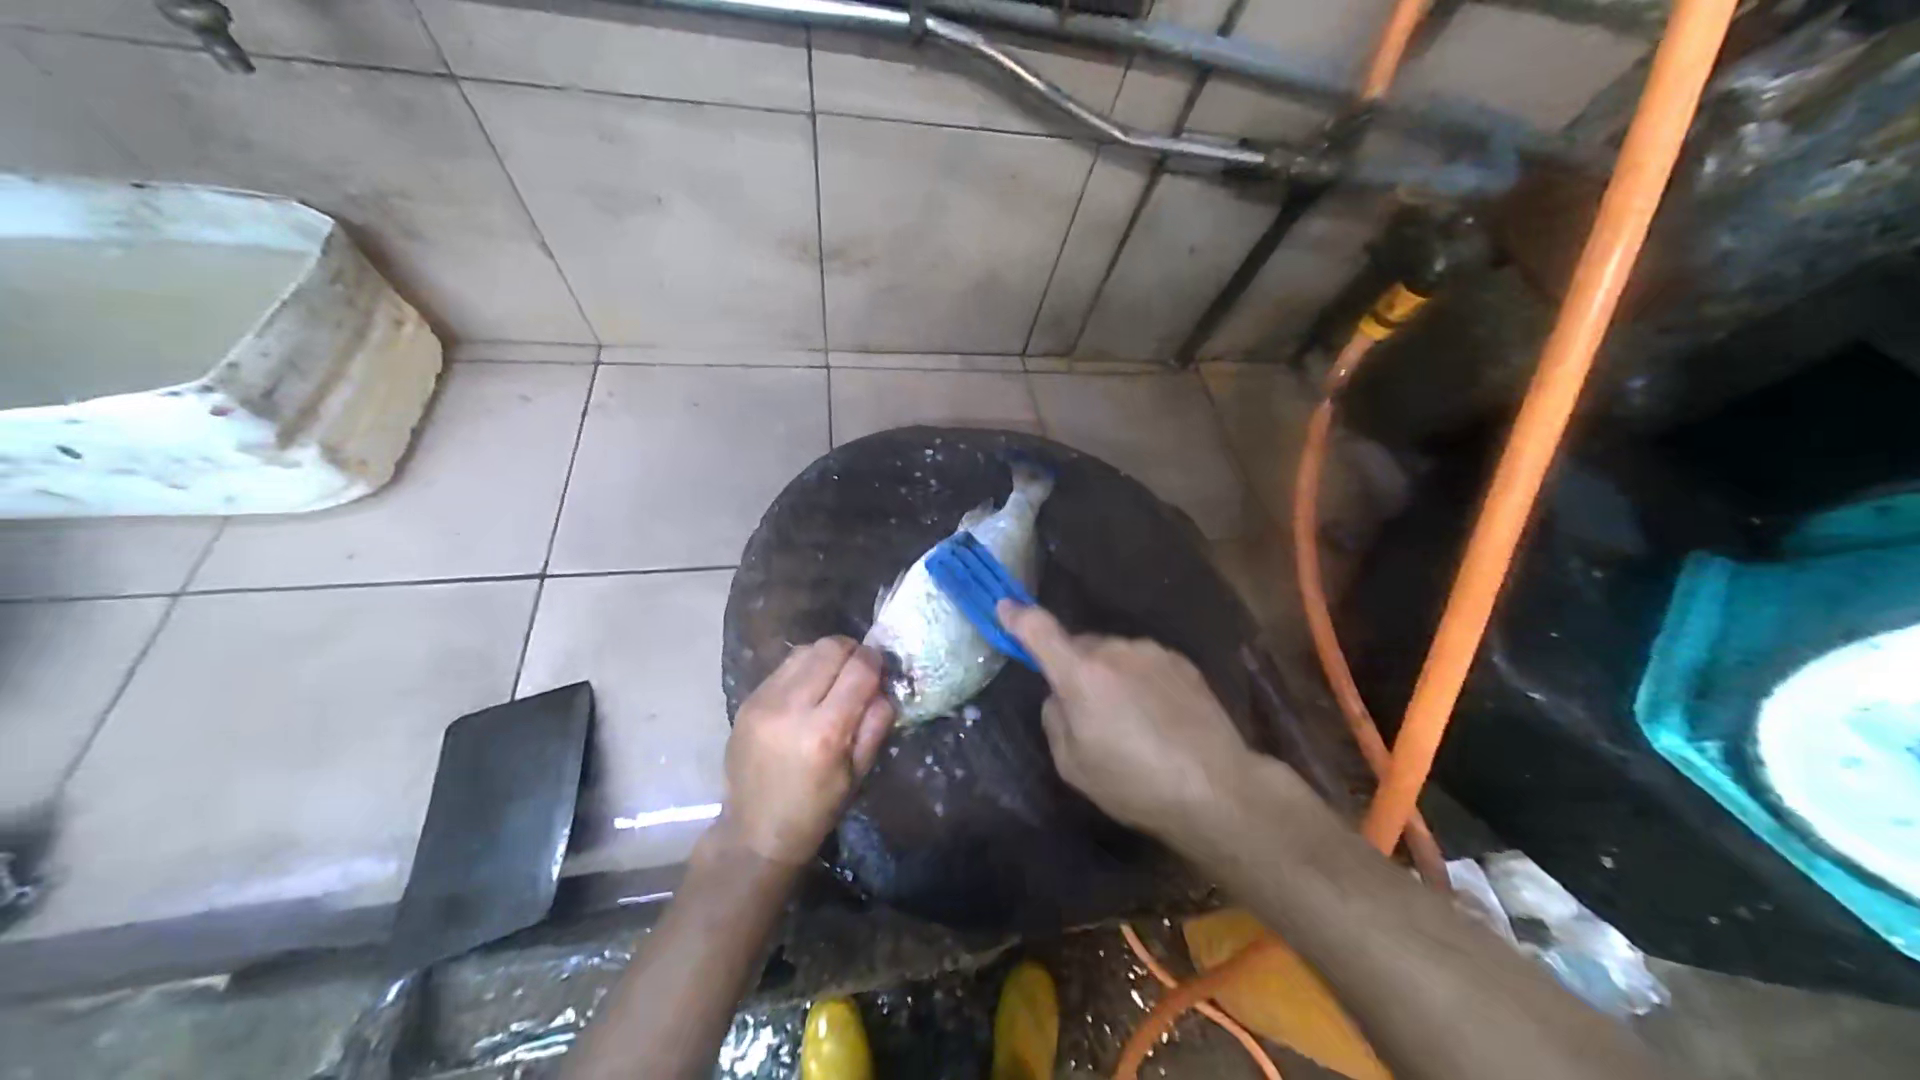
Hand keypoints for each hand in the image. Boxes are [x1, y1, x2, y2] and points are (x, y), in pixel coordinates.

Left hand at [721, 637, 894, 864]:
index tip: (881, 669)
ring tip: (832, 679)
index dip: (876, 661)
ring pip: (806, 649)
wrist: (755, 831)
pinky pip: (784, 666)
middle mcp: (791, 708)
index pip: (860, 668)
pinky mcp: (747, 701)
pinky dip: (803, 670)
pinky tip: (807, 691)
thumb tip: (883, 683)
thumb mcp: (859, 772)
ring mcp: (764, 701)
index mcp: (825, 732)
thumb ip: (876, 722)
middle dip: (852, 652)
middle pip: (831, 647)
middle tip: (858, 670)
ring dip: (826, 657)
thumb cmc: (816, 808)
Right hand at [1001, 601, 1255, 841]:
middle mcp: (1114, 650)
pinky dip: (1140, 680)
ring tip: (1131, 720)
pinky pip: (1144, 662)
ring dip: (1110, 674)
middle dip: (1075, 669)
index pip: (1038, 630)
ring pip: (1113, 654)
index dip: (1017, 617)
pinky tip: (1158, 716)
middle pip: (1079, 647)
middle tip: (1088, 712)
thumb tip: (1060, 695)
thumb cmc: (1134, 783)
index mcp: (1080, 674)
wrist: (1217, 787)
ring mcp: (1152, 652)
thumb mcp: (1072, 764)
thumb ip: (1054, 718)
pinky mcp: (1182, 661)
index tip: (1005, 607)